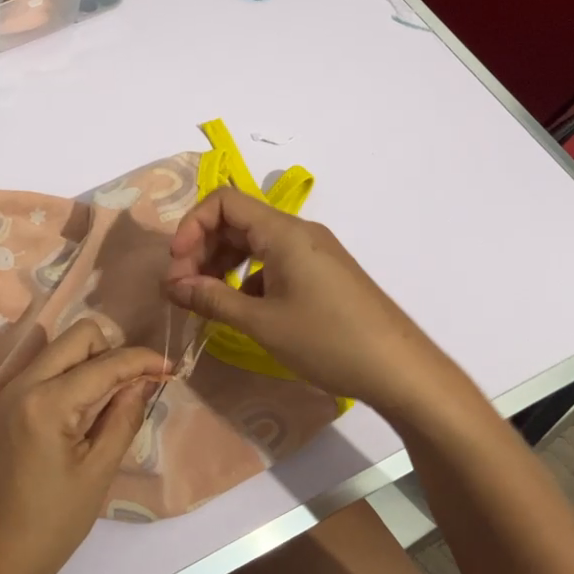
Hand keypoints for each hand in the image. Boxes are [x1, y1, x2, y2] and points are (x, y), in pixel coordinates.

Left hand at [0, 320, 165, 573]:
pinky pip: (47, 366)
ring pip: (61, 347)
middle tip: (138, 384)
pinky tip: (91, 403)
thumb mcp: (98, 473)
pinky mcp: (9, 402)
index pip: (104, 363)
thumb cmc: (54, 524)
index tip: (172, 367)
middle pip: (78, 336)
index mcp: (47, 402)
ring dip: (92, 359)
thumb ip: (123, 418)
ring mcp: (12, 390)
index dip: (142, 360)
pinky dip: (73, 372)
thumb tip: (143, 380)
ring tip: (117, 396)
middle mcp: (24, 383)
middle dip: (113, 351)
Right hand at [161, 188, 460, 418]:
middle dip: (202, 249)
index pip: (223, 202)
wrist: (401, 370)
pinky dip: (246, 278)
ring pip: (253, 242)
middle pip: (236, 221)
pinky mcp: (321, 274)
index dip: (192, 226)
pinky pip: (272, 261)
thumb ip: (212, 300)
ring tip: (204, 300)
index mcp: (284, 232)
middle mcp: (298, 232)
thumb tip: (172, 286)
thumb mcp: (262, 323)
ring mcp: (313, 253)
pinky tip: (240, 310)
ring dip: (221, 264)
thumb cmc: (328, 341)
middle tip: (182, 289)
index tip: (177, 264)